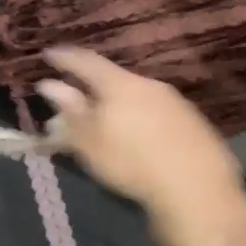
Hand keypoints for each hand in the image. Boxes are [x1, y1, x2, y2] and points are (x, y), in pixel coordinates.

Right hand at [37, 48, 245, 245]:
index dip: (65, 58)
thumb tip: (49, 85)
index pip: (86, 62)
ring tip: (107, 122)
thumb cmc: (131, 162)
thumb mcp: (88, 140)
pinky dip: (140, 118)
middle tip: (76, 100)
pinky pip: (157, 112)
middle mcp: (149, 85)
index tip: (48, 55)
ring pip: (137, 96)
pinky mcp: (194, 123)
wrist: (197, 191)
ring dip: (118, 104)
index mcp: (119, 85)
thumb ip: (69, 110)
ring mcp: (176, 103)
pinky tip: (138, 138)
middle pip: (113, 79)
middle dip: (92, 87)